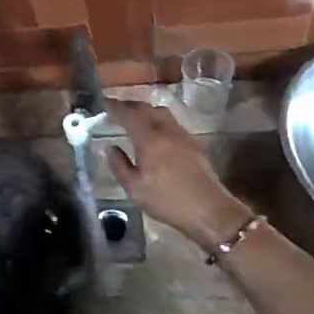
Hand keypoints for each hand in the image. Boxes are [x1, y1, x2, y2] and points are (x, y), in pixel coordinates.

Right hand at [104, 100, 251, 248]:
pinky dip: (158, 119)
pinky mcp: (194, 143)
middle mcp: (167, 131)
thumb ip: (119, 165)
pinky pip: (172, 122)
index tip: (104, 103)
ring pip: (161, 113)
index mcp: (150, 140)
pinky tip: (155, 132)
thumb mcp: (134, 189)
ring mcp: (183, 135)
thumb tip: (109, 147)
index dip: (115, 107)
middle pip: (146, 109)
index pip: (129, 115)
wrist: (209, 210)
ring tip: (134, 116)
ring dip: (145, 110)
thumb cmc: (167, 201)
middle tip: (116, 108)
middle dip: (129, 105)